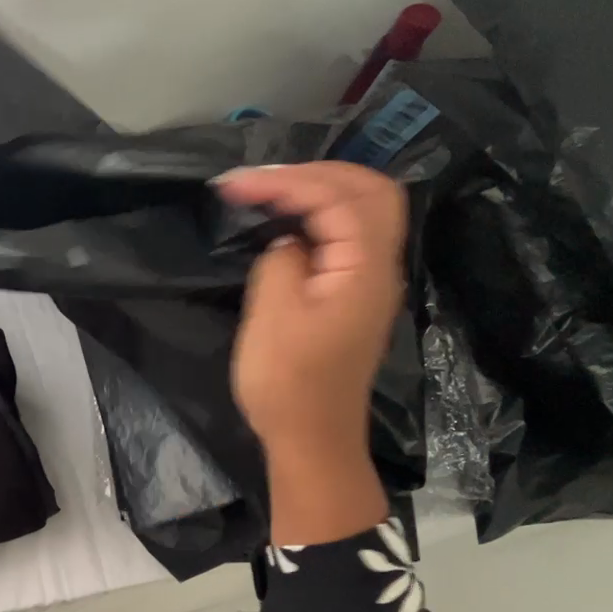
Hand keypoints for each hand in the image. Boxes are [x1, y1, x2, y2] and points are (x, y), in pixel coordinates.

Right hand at [217, 163, 404, 543]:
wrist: (311, 437)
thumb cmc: (288, 382)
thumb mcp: (273, 318)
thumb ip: (281, 264)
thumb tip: (287, 243)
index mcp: (364, 267)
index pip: (336, 198)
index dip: (285, 181)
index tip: (232, 185)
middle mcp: (380, 266)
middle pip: (367, 191)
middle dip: (311, 174)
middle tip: (256, 180)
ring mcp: (371, 282)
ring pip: (362, 211)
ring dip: (317, 191)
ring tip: (267, 193)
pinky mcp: (354, 298)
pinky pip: (348, 237)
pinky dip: (318, 217)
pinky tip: (285, 225)